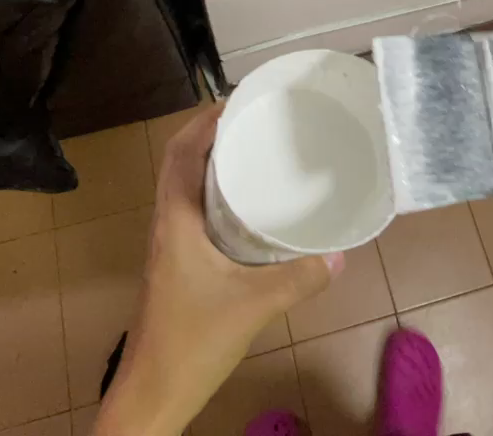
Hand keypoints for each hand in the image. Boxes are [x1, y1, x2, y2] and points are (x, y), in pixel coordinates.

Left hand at [96, 106, 342, 435]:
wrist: (153, 392)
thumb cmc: (193, 340)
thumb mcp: (253, 305)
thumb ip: (298, 279)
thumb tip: (340, 254)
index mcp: (175, 218)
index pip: (181, 151)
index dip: (205, 120)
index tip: (239, 100)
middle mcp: (166, 221)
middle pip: (179, 160)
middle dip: (209, 132)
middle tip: (251, 119)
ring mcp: (168, 241)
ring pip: (182, 183)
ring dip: (208, 159)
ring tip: (250, 147)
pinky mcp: (175, 260)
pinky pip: (190, 206)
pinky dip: (211, 189)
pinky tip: (243, 203)